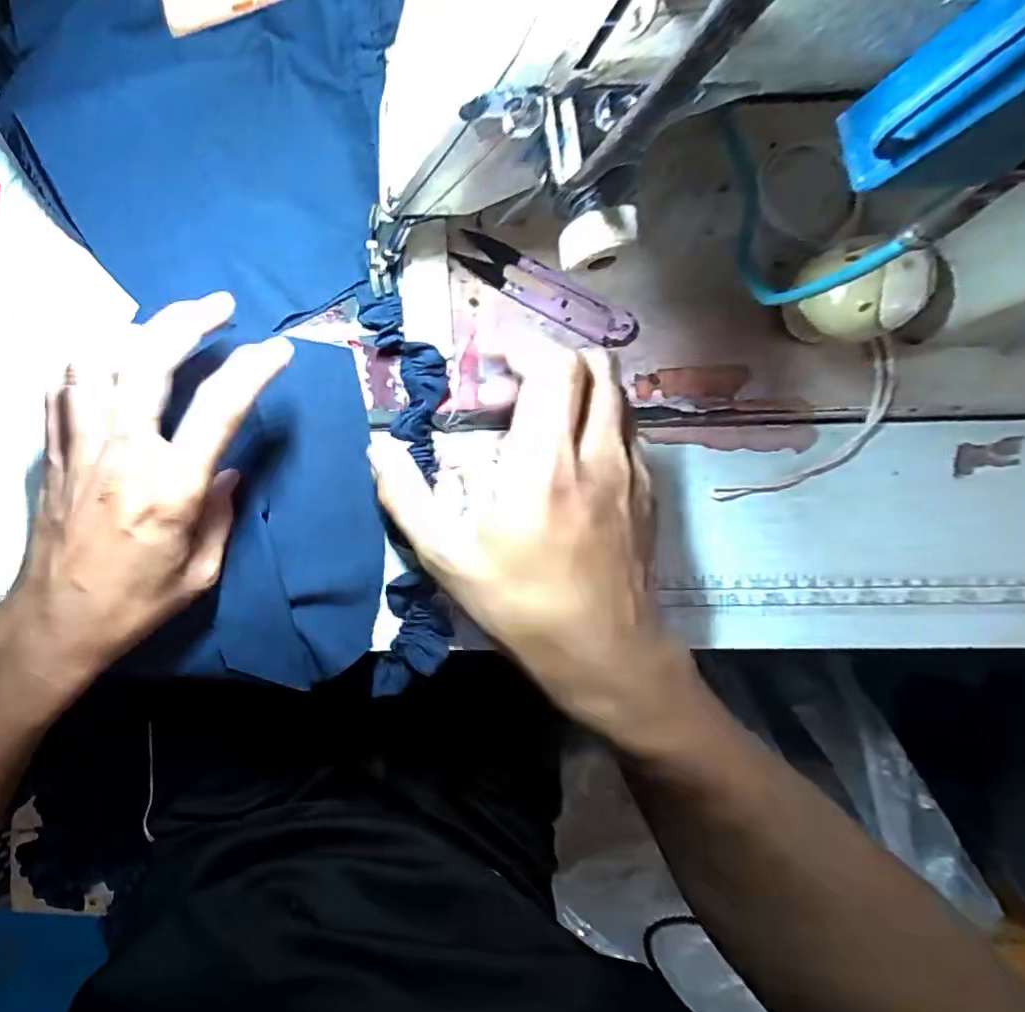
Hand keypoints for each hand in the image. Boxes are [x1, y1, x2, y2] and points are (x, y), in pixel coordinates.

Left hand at [0, 292, 291, 695]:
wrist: (57, 621)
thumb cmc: (135, 604)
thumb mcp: (200, 573)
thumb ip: (222, 515)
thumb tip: (232, 472)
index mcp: (171, 487)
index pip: (220, 408)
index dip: (254, 369)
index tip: (278, 350)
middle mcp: (124, 452)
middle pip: (150, 359)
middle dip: (190, 319)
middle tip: (219, 305)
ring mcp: (80, 446)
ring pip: (99, 359)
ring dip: (134, 330)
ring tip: (160, 326)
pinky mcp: (53, 451)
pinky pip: (62, 386)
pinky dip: (86, 360)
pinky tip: (104, 357)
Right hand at [370, 345, 685, 743]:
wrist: (605, 653)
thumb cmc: (520, 606)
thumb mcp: (447, 559)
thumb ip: (407, 498)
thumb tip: (377, 448)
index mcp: (543, 464)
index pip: (553, 368)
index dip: (521, 344)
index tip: (489, 353)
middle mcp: (596, 453)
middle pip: (594, 365)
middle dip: (547, 359)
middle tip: (506, 392)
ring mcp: (630, 471)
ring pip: (616, 394)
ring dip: (575, 387)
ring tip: (536, 419)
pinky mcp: (647, 492)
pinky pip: (627, 429)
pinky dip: (595, 419)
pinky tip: (567, 457)